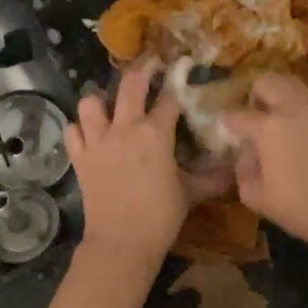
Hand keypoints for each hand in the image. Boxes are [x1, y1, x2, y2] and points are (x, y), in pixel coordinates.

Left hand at [66, 61, 192, 269]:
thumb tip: (234, 168)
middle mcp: (125, 128)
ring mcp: (98, 141)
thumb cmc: (160, 217)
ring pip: (91, 102)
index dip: (178, 81)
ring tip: (110, 105)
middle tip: (150, 65)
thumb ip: (212, 178)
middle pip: (130, 84)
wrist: (122, 242)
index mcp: (156, 133)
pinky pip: (72, 131)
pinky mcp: (80, 158)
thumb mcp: (191, 194)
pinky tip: (88, 133)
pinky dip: (79, 128)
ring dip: (101, 99)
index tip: (182, 70)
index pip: (169, 97)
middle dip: (142, 70)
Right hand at [220, 74, 307, 251]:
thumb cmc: (300, 209)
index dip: (226, 121)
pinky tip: (302, 136)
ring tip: (277, 123)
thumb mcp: (255, 197)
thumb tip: (245, 152)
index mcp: (270, 128)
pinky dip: (301, 111)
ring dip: (280, 98)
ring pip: (294, 86)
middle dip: (254, 94)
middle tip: (252, 116)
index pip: (238, 114)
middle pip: (268, 81)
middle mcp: (295, 110)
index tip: (223, 128)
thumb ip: (243, 168)